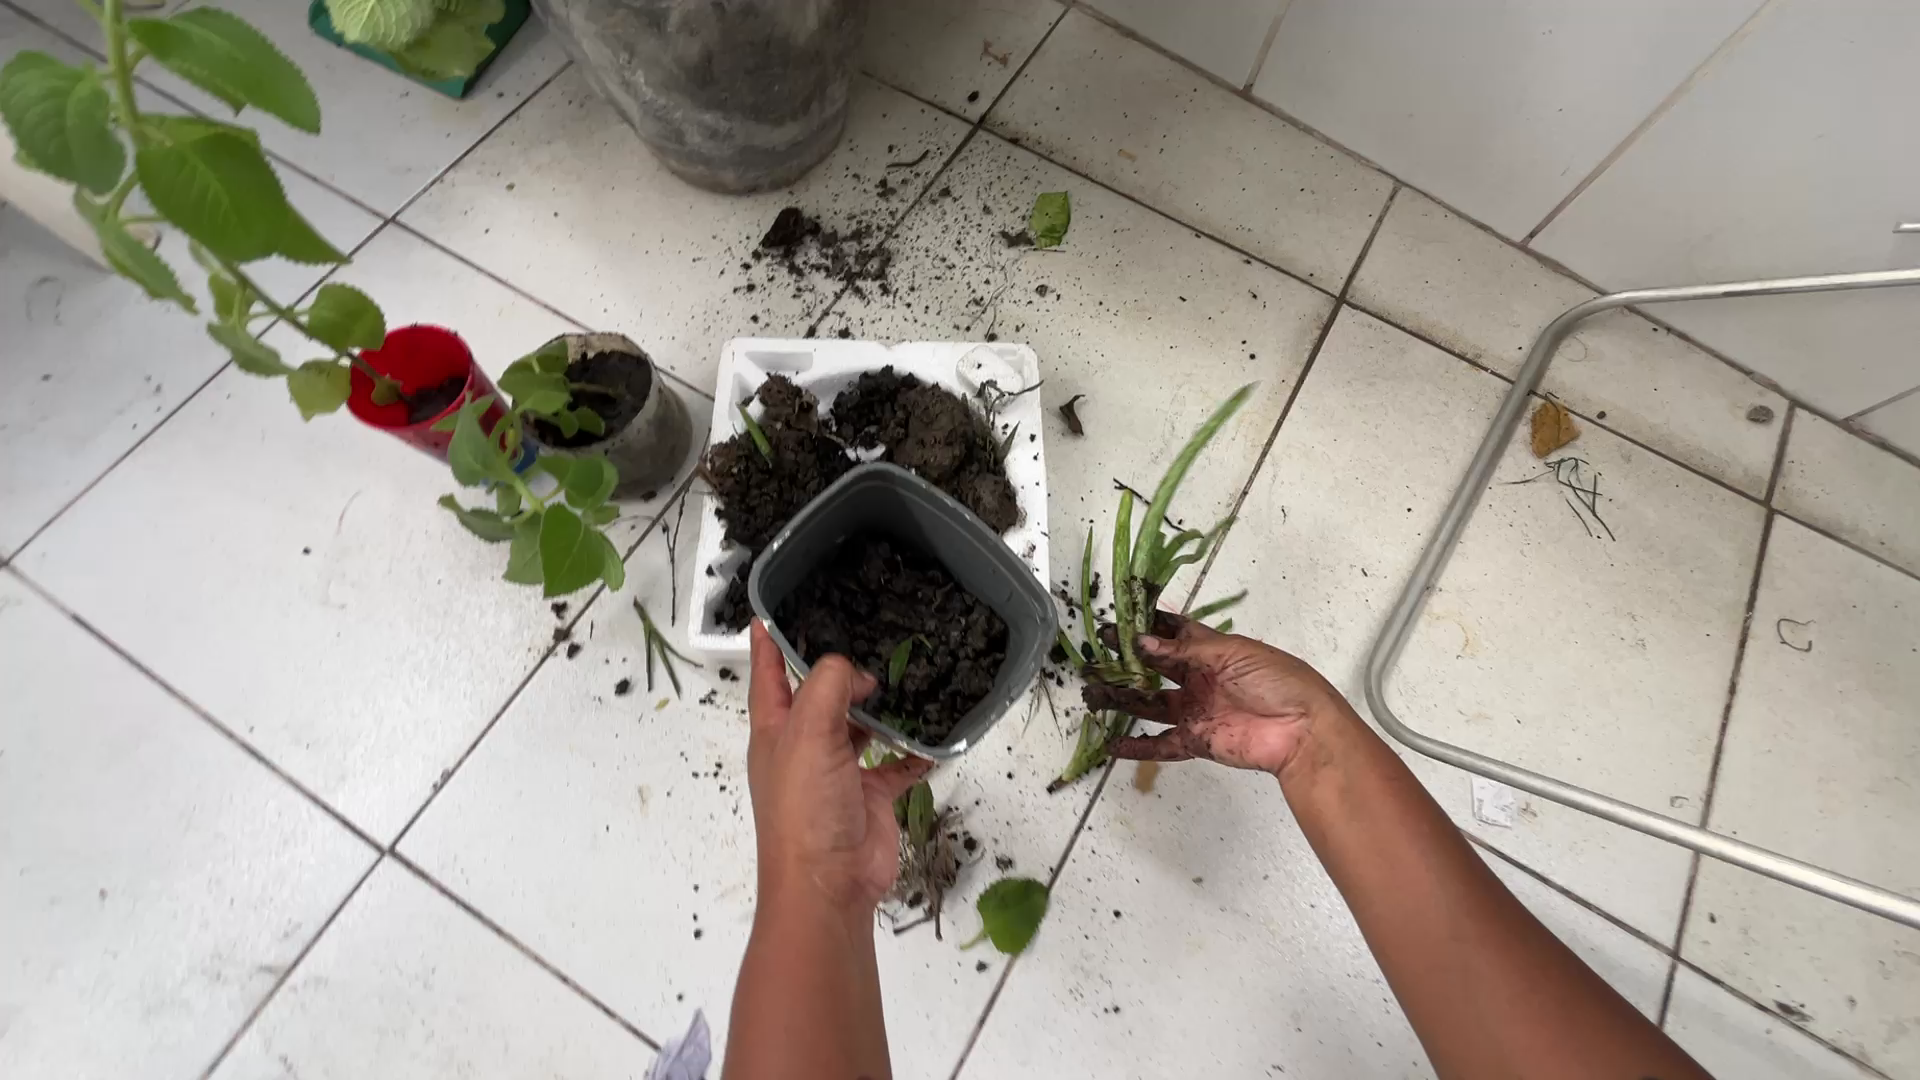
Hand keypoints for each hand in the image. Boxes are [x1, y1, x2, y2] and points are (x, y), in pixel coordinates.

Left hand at [746, 619, 932, 916]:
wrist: (830, 884)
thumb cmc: (806, 806)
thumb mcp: (808, 732)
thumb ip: (829, 685)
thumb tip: (859, 676)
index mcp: (775, 729)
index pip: (767, 673)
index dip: (767, 641)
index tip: (770, 609)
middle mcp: (804, 745)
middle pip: (818, 695)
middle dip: (837, 669)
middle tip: (865, 633)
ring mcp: (838, 770)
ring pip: (858, 726)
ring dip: (877, 706)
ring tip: (903, 673)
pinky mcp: (869, 794)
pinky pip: (895, 765)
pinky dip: (913, 752)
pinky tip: (932, 735)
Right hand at [1087, 610, 1355, 778]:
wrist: (1303, 730)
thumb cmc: (1275, 680)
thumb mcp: (1231, 653)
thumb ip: (1183, 651)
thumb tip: (1140, 641)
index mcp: (1210, 651)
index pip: (1172, 633)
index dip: (1146, 626)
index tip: (1117, 621)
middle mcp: (1197, 678)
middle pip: (1152, 668)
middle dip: (1124, 662)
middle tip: (1095, 657)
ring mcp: (1194, 710)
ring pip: (1147, 703)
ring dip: (1120, 699)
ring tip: (1091, 694)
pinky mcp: (1195, 740)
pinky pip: (1160, 744)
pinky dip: (1136, 746)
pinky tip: (1111, 744)